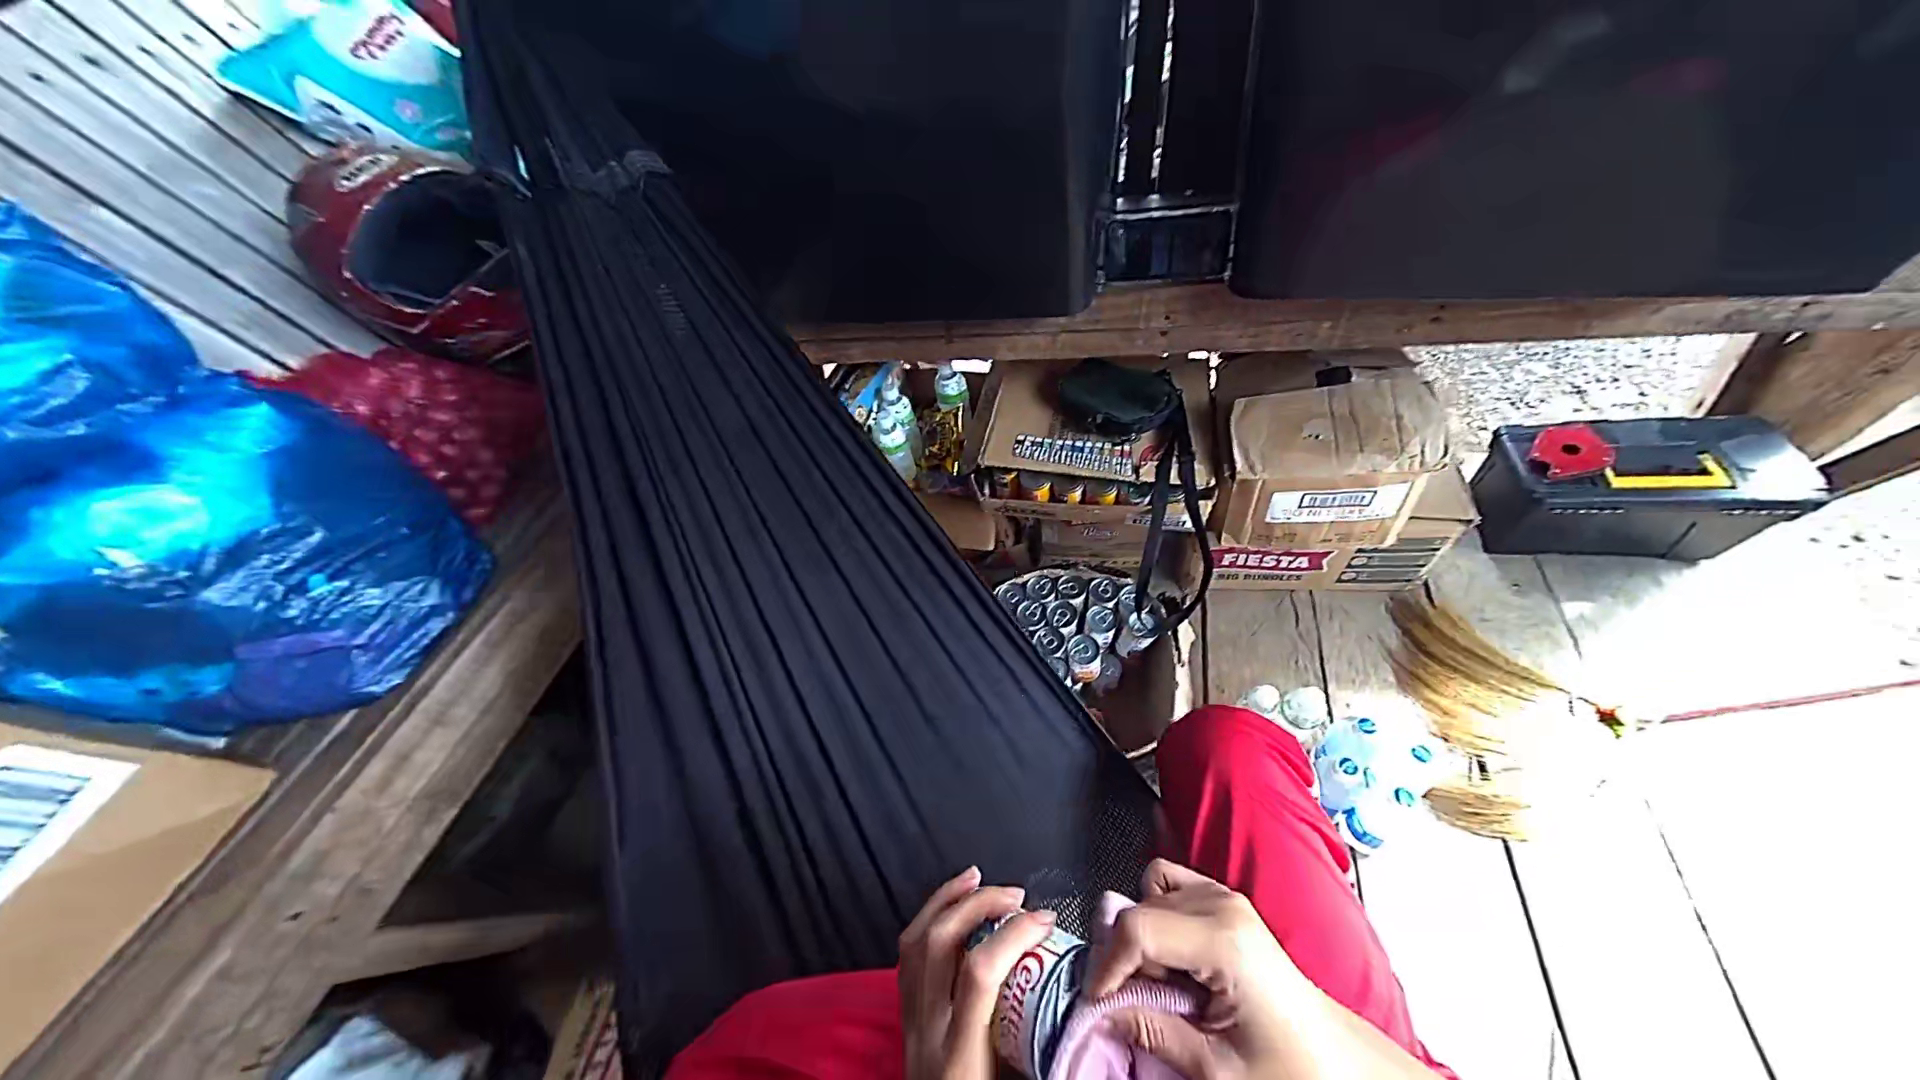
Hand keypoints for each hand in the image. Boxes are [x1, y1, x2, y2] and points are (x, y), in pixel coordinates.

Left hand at [899, 866, 1057, 1079]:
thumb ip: (1045, 1054)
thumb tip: (1087, 1023)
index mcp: (959, 1058)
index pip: (979, 974)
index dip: (1013, 936)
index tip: (1045, 921)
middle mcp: (926, 1033)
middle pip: (940, 945)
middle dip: (979, 906)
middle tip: (1016, 897)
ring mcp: (908, 1023)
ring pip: (915, 943)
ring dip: (948, 901)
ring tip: (978, 879)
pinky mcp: (903, 1019)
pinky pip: (906, 955)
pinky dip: (929, 919)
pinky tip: (949, 906)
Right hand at [1090, 860, 1435, 1079]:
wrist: (1340, 1061)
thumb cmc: (1291, 1071)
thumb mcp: (1218, 1070)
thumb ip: (1153, 1032)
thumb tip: (1101, 1012)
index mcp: (1223, 941)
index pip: (1137, 928)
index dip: (1108, 964)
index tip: (1098, 1000)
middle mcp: (1222, 905)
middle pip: (1139, 909)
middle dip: (1121, 956)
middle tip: (1125, 1003)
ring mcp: (1224, 896)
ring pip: (1148, 892)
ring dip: (1138, 934)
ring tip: (1155, 981)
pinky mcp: (1224, 898)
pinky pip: (1168, 882)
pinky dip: (1156, 909)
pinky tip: (1169, 953)